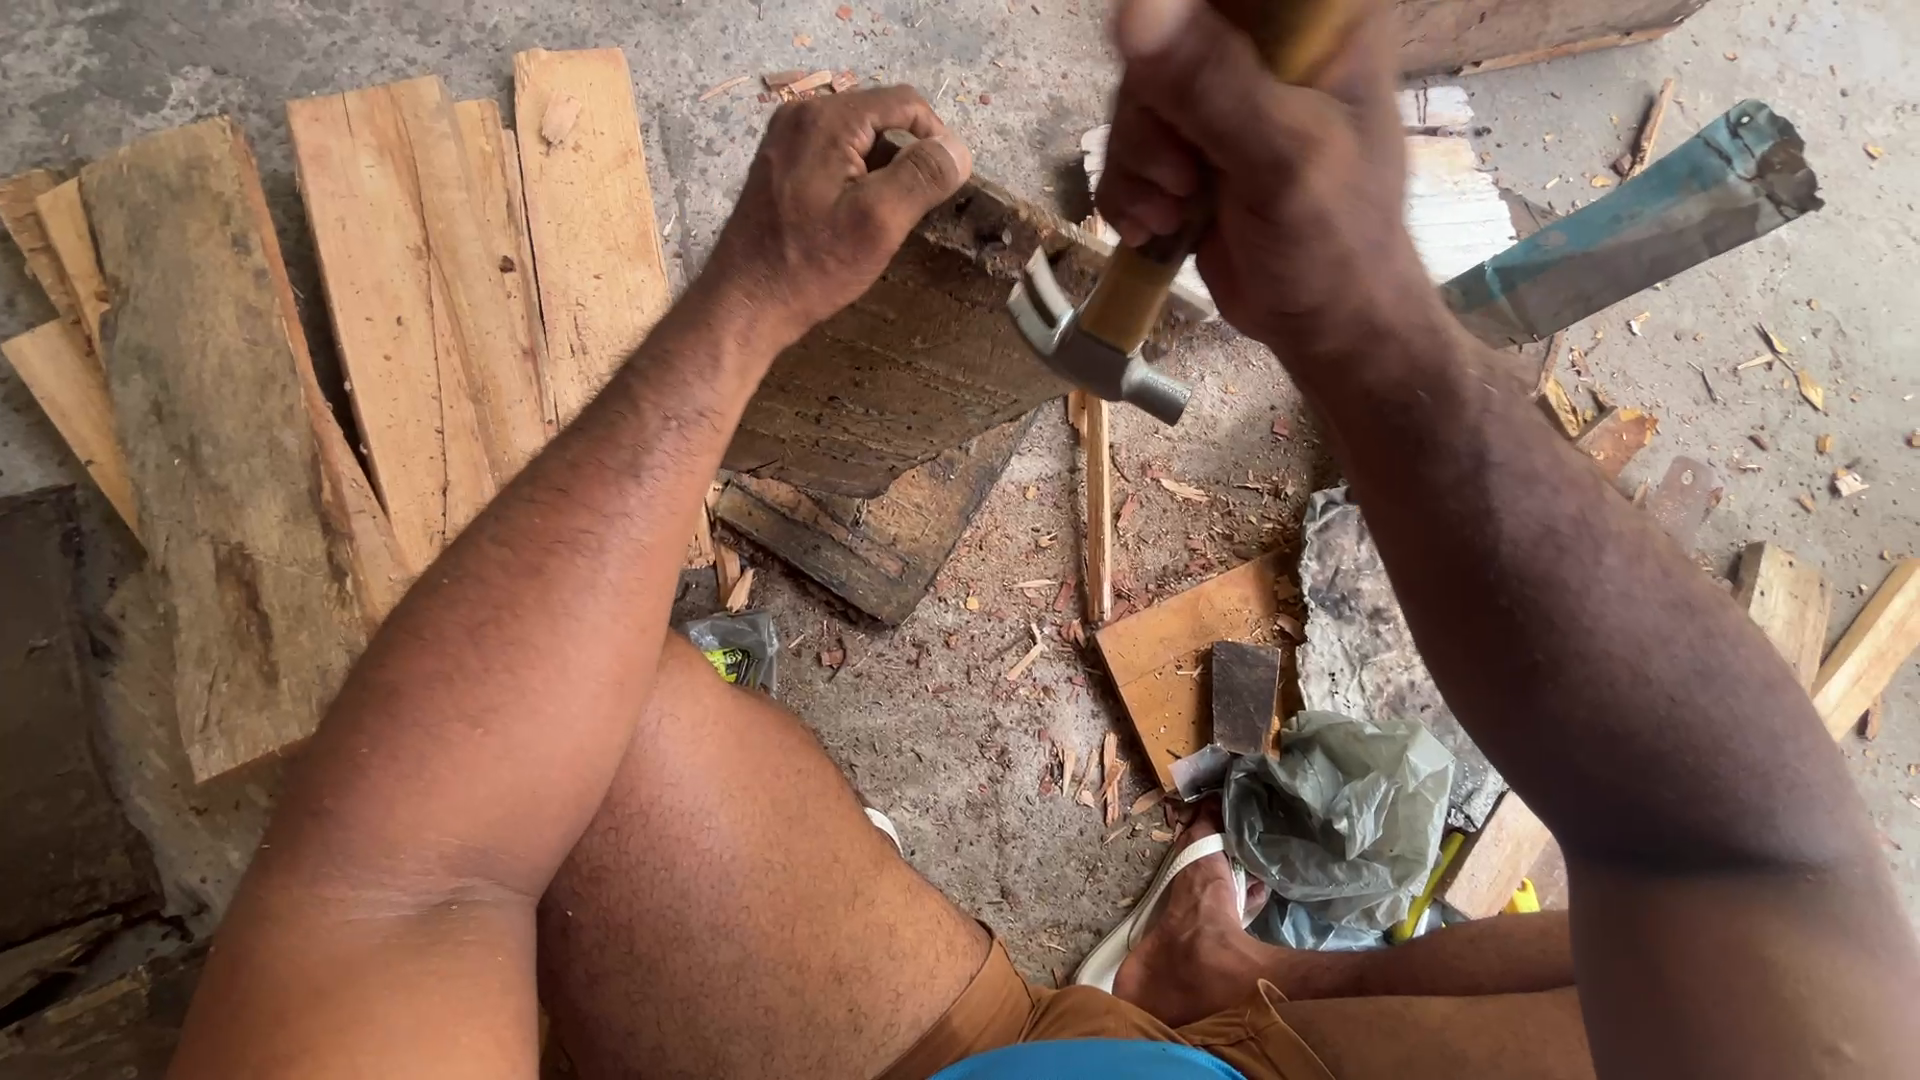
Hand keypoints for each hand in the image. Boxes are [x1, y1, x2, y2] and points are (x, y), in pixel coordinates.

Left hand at [696, 86, 972, 348]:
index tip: (950, 182)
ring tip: (887, 219)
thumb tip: (959, 150)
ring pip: (858, 141)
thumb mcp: (878, 222)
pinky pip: (834, 158)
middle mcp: (801, 115)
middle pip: (879, 118)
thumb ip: (922, 178)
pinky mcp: (780, 167)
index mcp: (827, 118)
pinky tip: (856, 220)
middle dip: (908, 157)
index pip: (904, 101)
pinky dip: (857, 180)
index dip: (938, 137)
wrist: (747, 302)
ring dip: (884, 172)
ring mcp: (786, 140)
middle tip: (917, 209)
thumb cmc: (812, 266)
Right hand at [1097, 0, 1448, 374]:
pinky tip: (1154, 230)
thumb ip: (1210, 83)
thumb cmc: (1331, 241)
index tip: (1178, 107)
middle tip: (1183, 182)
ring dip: (1137, 171)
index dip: (1175, 29)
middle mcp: (1261, 50)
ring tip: (1174, 216)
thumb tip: (1130, 6)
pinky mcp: (1188, 157)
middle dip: (1151, 126)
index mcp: (1310, 21)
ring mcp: (1220, 106)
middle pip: (1158, 45)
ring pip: (1134, 106)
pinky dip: (1127, 197)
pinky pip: (1126, 155)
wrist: (1323, 323)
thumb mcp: (1279, 158)